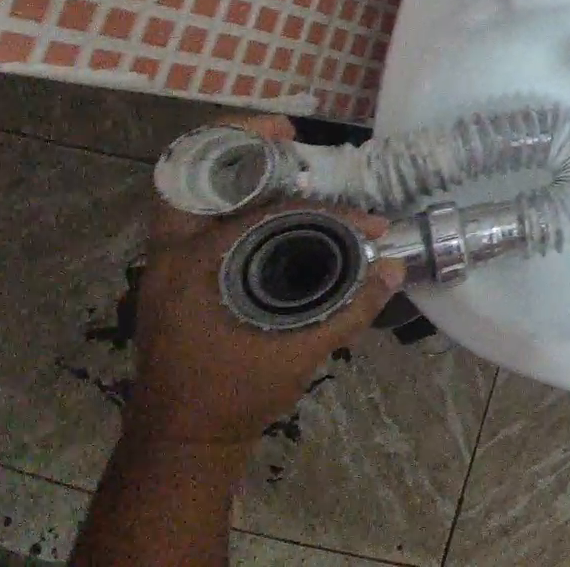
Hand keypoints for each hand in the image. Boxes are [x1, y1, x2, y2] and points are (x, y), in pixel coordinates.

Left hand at [124, 116, 404, 449]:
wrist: (185, 437)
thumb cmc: (235, 393)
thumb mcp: (300, 352)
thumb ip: (352, 307)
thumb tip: (396, 266)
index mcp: (194, 272)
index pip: (261, 215)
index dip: (324, 211)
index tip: (367, 221)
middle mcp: (173, 260)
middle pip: (190, 181)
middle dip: (238, 146)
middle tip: (289, 132)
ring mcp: (172, 268)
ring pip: (194, 197)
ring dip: (241, 172)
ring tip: (292, 162)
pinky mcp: (183, 278)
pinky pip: (205, 221)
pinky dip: (242, 202)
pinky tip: (286, 209)